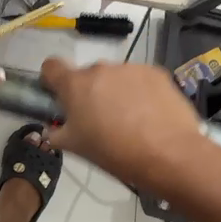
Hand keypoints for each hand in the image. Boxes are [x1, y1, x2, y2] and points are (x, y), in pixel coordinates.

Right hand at [39, 57, 216, 185]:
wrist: (170, 155)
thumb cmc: (115, 152)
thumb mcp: (76, 148)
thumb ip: (57, 134)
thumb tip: (52, 131)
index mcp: (75, 84)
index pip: (51, 66)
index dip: (52, 79)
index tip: (60, 96)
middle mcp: (100, 69)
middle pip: (87, 76)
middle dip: (90, 92)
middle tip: (100, 118)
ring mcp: (130, 68)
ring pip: (114, 77)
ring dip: (115, 92)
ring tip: (131, 119)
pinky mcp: (156, 73)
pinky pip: (140, 78)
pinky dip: (140, 92)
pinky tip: (150, 114)